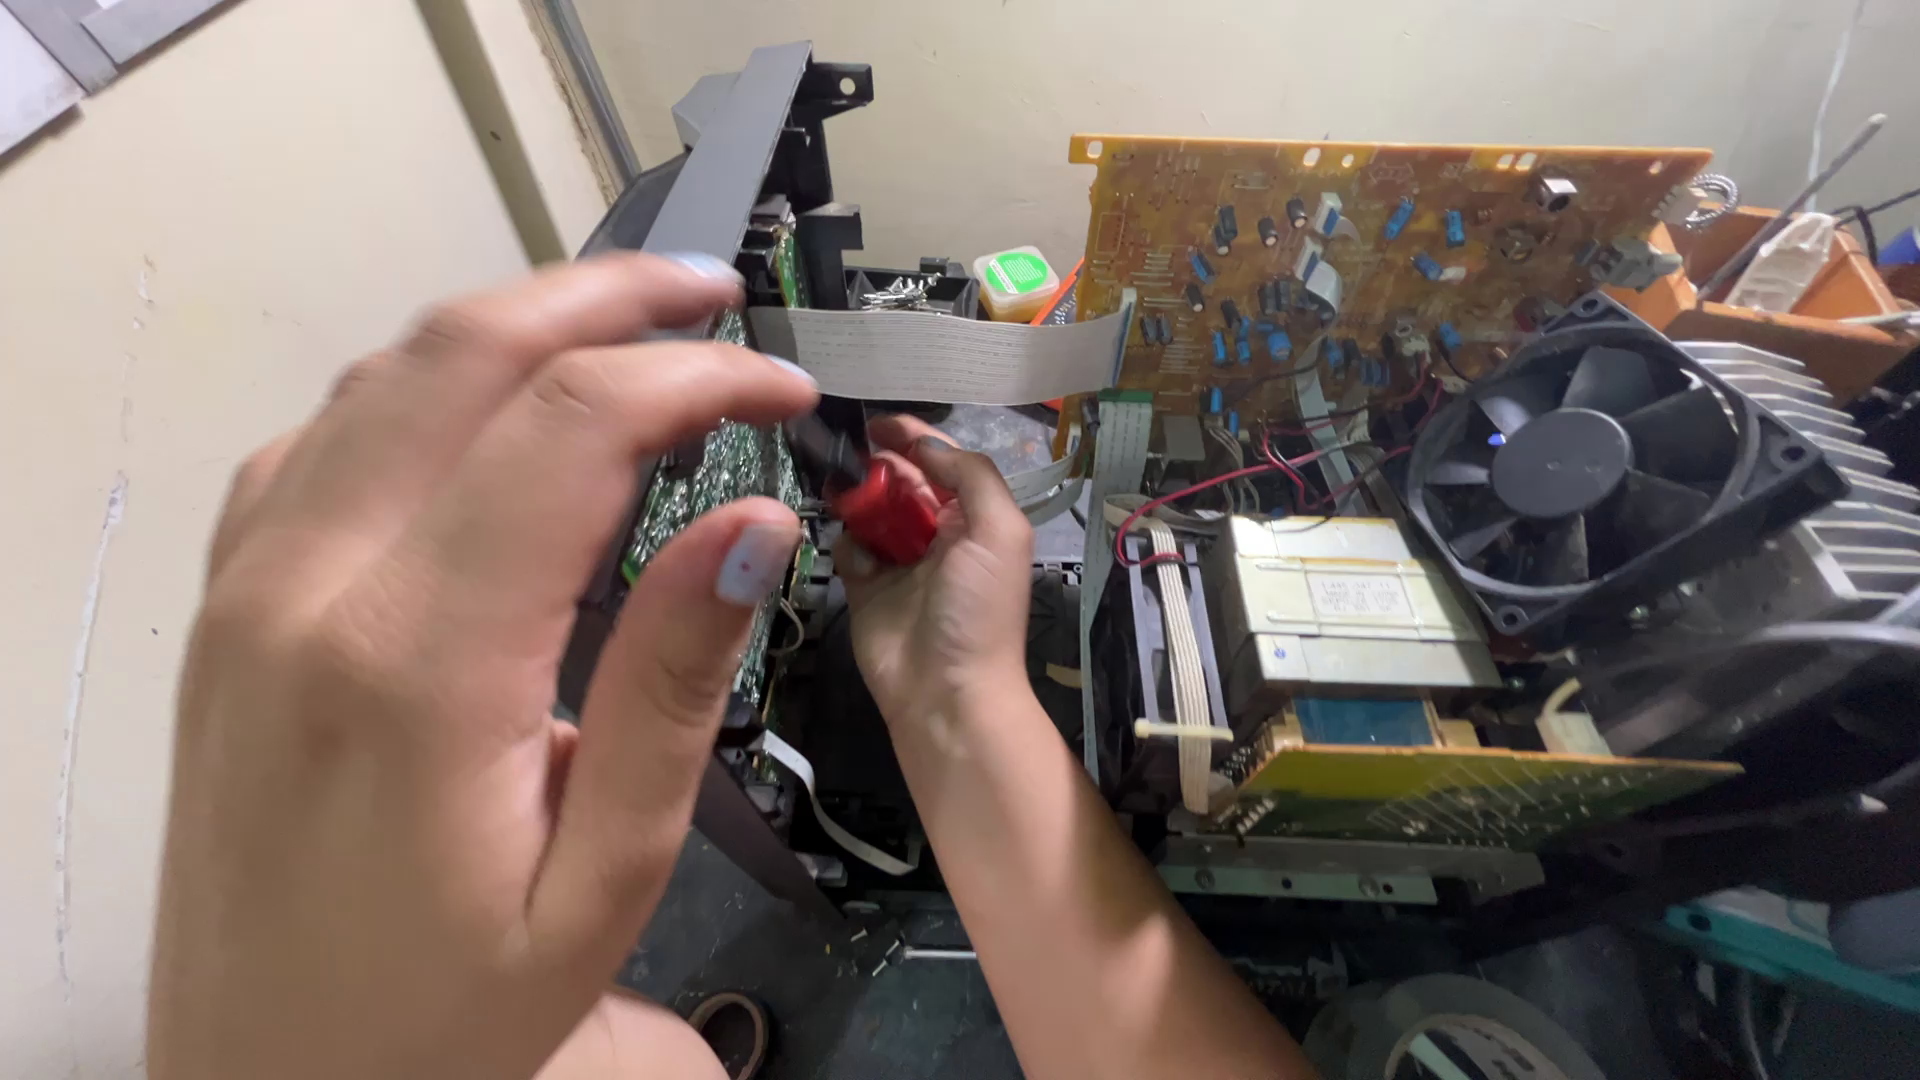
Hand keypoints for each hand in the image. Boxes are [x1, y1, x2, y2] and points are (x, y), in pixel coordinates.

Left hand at [150, 254, 817, 1079]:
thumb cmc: (464, 1000)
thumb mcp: (609, 863)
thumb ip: (676, 678)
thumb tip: (758, 525)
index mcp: (417, 658)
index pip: (576, 430)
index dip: (699, 379)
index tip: (787, 393)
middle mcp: (310, 584)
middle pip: (467, 355)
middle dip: (613, 298)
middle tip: (718, 297)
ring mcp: (251, 582)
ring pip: (394, 372)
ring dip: (531, 321)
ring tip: (642, 327)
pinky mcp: (238, 601)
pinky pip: (337, 432)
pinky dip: (444, 379)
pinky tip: (512, 404)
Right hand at [837, 415, 1033, 722]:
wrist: (945, 692)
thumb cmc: (978, 608)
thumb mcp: (1000, 532)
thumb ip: (971, 476)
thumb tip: (925, 446)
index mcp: (974, 518)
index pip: (941, 463)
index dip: (913, 439)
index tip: (878, 425)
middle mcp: (936, 533)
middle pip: (900, 481)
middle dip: (879, 465)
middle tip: (852, 456)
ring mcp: (898, 560)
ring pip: (869, 509)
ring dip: (857, 497)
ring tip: (843, 491)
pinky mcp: (864, 586)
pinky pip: (848, 547)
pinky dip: (848, 541)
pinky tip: (857, 554)